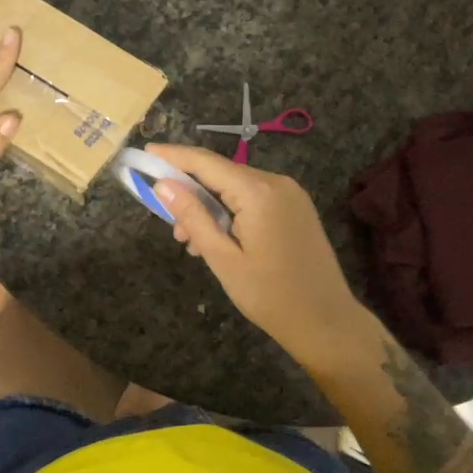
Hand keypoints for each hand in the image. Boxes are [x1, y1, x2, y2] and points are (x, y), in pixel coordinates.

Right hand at [146, 144, 373, 367]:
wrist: (326, 322)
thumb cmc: (270, 295)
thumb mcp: (223, 258)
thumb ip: (192, 217)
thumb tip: (163, 184)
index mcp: (258, 192)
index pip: (206, 162)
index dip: (173, 156)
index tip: (146, 151)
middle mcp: (277, 183)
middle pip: (221, 174)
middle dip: (191, 193)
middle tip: (172, 228)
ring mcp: (290, 195)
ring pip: (236, 188)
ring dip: (210, 207)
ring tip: (194, 243)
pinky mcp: (296, 208)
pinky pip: (254, 199)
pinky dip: (230, 212)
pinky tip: (219, 239)